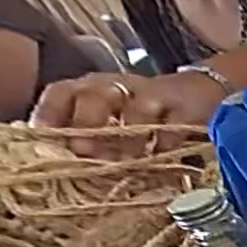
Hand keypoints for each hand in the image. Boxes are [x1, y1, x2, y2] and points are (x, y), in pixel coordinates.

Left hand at [30, 70, 227, 157]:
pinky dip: (164, 147)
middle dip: (87, 125)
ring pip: (135, 113)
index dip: (50, 113)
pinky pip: (172, 130)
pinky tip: (160, 162)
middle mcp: (120, 86)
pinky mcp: (187, 111)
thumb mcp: (120, 112)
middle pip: (95, 97)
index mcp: (96, 85)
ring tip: (124, 162)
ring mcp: (156, 97)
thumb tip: (70, 156)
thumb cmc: (155, 110)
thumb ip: (96, 130)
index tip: (41, 136)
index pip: (62, 92)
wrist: (205, 91)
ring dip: (128, 140)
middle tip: (83, 152)